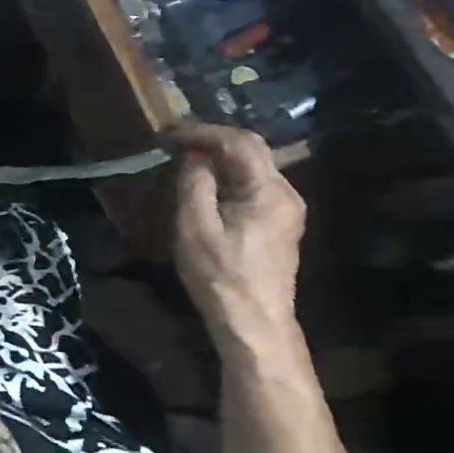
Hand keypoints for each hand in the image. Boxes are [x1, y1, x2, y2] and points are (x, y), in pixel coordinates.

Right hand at [169, 121, 305, 354]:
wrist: (253, 320)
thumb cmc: (220, 274)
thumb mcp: (195, 227)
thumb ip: (195, 184)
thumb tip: (194, 156)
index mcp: (268, 191)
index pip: (238, 143)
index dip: (200, 132)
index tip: (166, 133)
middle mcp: (286, 193)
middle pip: (252, 149)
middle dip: (212, 138)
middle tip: (174, 139)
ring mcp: (286, 209)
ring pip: (254, 166)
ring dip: (220, 155)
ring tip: (185, 155)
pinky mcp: (279, 223)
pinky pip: (254, 184)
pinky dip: (228, 173)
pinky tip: (207, 181)